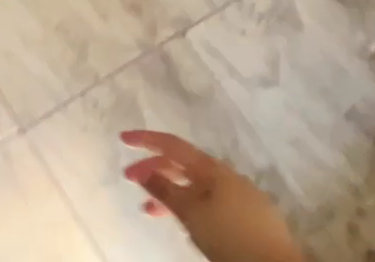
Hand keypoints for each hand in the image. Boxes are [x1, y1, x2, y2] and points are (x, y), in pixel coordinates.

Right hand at [121, 130, 304, 261]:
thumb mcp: (190, 213)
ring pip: (197, 187)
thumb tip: (142, 171)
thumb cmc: (229, 236)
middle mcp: (227, 175)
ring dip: (172, 193)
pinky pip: (213, 202)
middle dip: (155, 170)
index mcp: (212, 168)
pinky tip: (187, 222)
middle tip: (131, 181)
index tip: (122, 139)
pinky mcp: (253, 217)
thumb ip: (164, 189)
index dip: (145, 139)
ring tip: (152, 212)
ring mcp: (243, 196)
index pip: (172, 144)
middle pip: (183, 165)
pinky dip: (192, 205)